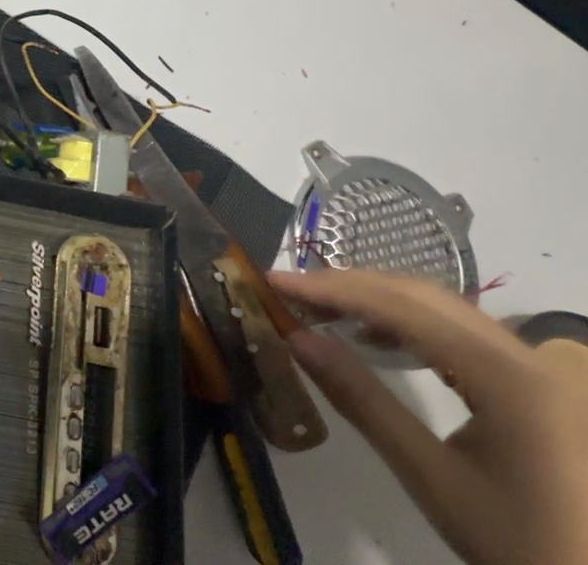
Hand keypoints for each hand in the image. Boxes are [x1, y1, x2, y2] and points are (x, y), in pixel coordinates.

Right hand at [270, 269, 587, 564]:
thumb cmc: (521, 538)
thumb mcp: (430, 474)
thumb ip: (362, 400)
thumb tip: (296, 338)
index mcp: (511, 377)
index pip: (403, 308)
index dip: (331, 288)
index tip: (272, 281)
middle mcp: (535, 359)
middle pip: (427, 298)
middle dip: (351, 287)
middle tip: (289, 290)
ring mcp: (547, 372)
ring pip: (448, 311)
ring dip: (379, 302)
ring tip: (322, 311)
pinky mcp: (546, 386)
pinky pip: (469, 334)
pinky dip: (414, 325)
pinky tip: (380, 340)